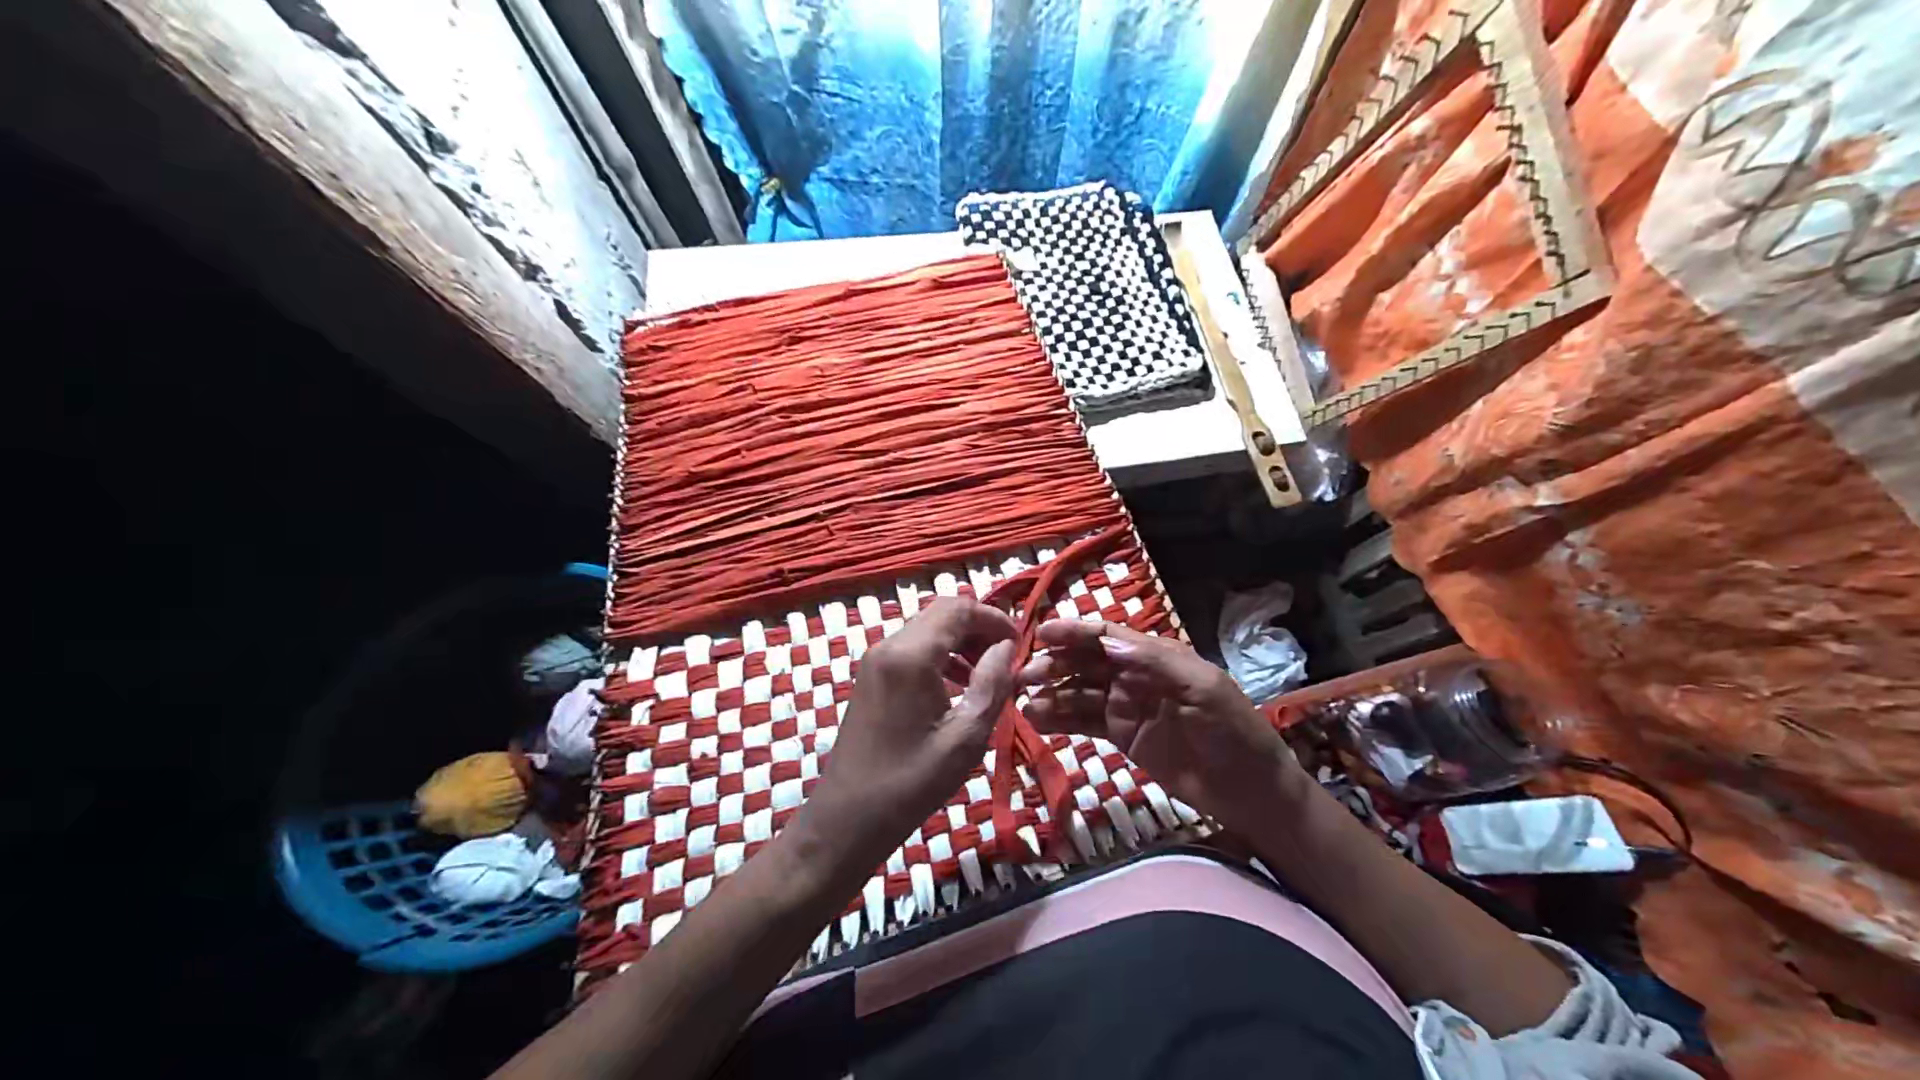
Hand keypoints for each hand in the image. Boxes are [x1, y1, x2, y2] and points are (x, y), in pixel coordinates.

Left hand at [796, 598, 1019, 870]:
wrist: (848, 818)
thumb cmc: (911, 782)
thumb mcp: (966, 737)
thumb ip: (992, 683)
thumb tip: (1007, 646)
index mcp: (911, 655)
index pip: (959, 608)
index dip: (994, 618)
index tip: (1021, 643)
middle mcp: (889, 646)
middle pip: (941, 613)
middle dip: (979, 628)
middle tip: (1008, 659)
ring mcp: (875, 660)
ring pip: (927, 630)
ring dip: (960, 642)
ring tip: (988, 675)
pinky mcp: (870, 677)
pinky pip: (912, 650)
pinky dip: (940, 656)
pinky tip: (959, 687)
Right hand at [1018, 620, 1309, 832]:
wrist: (1249, 791)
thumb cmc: (1232, 731)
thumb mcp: (1203, 688)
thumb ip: (1155, 663)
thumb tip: (1108, 643)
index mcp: (1156, 656)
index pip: (1107, 636)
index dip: (1074, 633)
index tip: (1041, 634)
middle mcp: (1135, 675)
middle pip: (1086, 662)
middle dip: (1054, 664)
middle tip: (1022, 676)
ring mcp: (1125, 706)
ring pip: (1079, 692)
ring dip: (1050, 693)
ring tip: (1020, 701)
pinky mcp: (1121, 736)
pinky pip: (1084, 722)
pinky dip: (1059, 720)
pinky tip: (1036, 720)